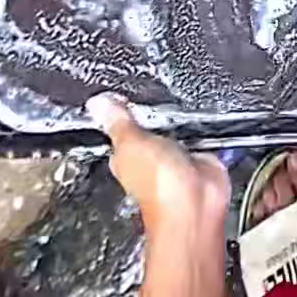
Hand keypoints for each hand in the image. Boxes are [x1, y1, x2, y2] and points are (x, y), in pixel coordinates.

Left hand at [88, 94, 230, 238]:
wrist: (195, 202)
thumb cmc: (157, 185)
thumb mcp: (130, 142)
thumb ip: (117, 121)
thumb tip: (96, 103)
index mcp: (126, 159)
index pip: (121, 132)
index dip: (122, 114)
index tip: (125, 95)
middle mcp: (150, 160)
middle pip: (150, 129)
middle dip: (154, 115)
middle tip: (155, 98)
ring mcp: (176, 159)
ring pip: (175, 131)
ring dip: (179, 120)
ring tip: (177, 107)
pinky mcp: (200, 157)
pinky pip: (200, 134)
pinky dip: (201, 127)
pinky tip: (198, 120)